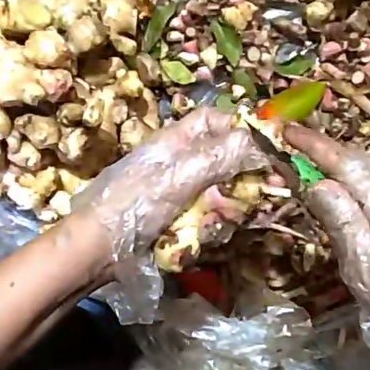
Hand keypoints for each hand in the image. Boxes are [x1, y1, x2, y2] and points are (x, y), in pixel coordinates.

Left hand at [66, 108, 267, 318]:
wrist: (100, 248)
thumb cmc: (136, 202)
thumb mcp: (181, 174)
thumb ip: (222, 155)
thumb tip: (261, 139)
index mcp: (177, 140)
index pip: (214, 121)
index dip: (240, 128)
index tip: (267, 148)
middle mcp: (181, 162)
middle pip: (226, 161)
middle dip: (246, 178)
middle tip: (269, 191)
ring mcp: (180, 194)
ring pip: (222, 194)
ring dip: (229, 207)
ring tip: (222, 219)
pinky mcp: (179, 221)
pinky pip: (209, 219)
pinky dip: (212, 228)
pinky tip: (203, 236)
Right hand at [285, 125, 369, 369]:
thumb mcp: (364, 265)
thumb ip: (341, 220)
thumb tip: (318, 182)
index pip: (346, 162)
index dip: (314, 145)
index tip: (287, 129)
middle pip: (357, 170)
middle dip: (321, 164)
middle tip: (287, 168)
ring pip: (368, 187)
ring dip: (338, 184)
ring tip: (309, 192)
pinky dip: (355, 200)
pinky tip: (345, 216)